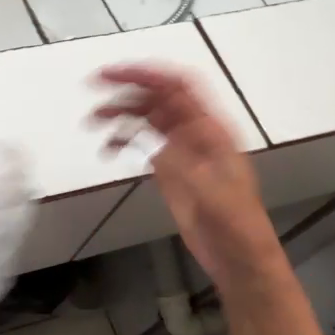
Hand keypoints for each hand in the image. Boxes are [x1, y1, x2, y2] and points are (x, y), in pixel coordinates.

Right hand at [93, 65, 285, 298]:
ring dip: (120, 113)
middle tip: (94, 87)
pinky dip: (123, 140)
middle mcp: (195, 133)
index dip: (149, 74)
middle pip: (159, 98)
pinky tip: (107, 148)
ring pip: (147, 118)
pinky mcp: (171, 171)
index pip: (180, 87)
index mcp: (212, 130)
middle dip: (127, 88)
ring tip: (93, 119)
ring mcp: (182, 151)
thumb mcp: (212, 193)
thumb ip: (180, 164)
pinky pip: (143, 144)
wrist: (241, 261)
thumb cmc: (236, 225)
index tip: (116, 73)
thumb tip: (148, 140)